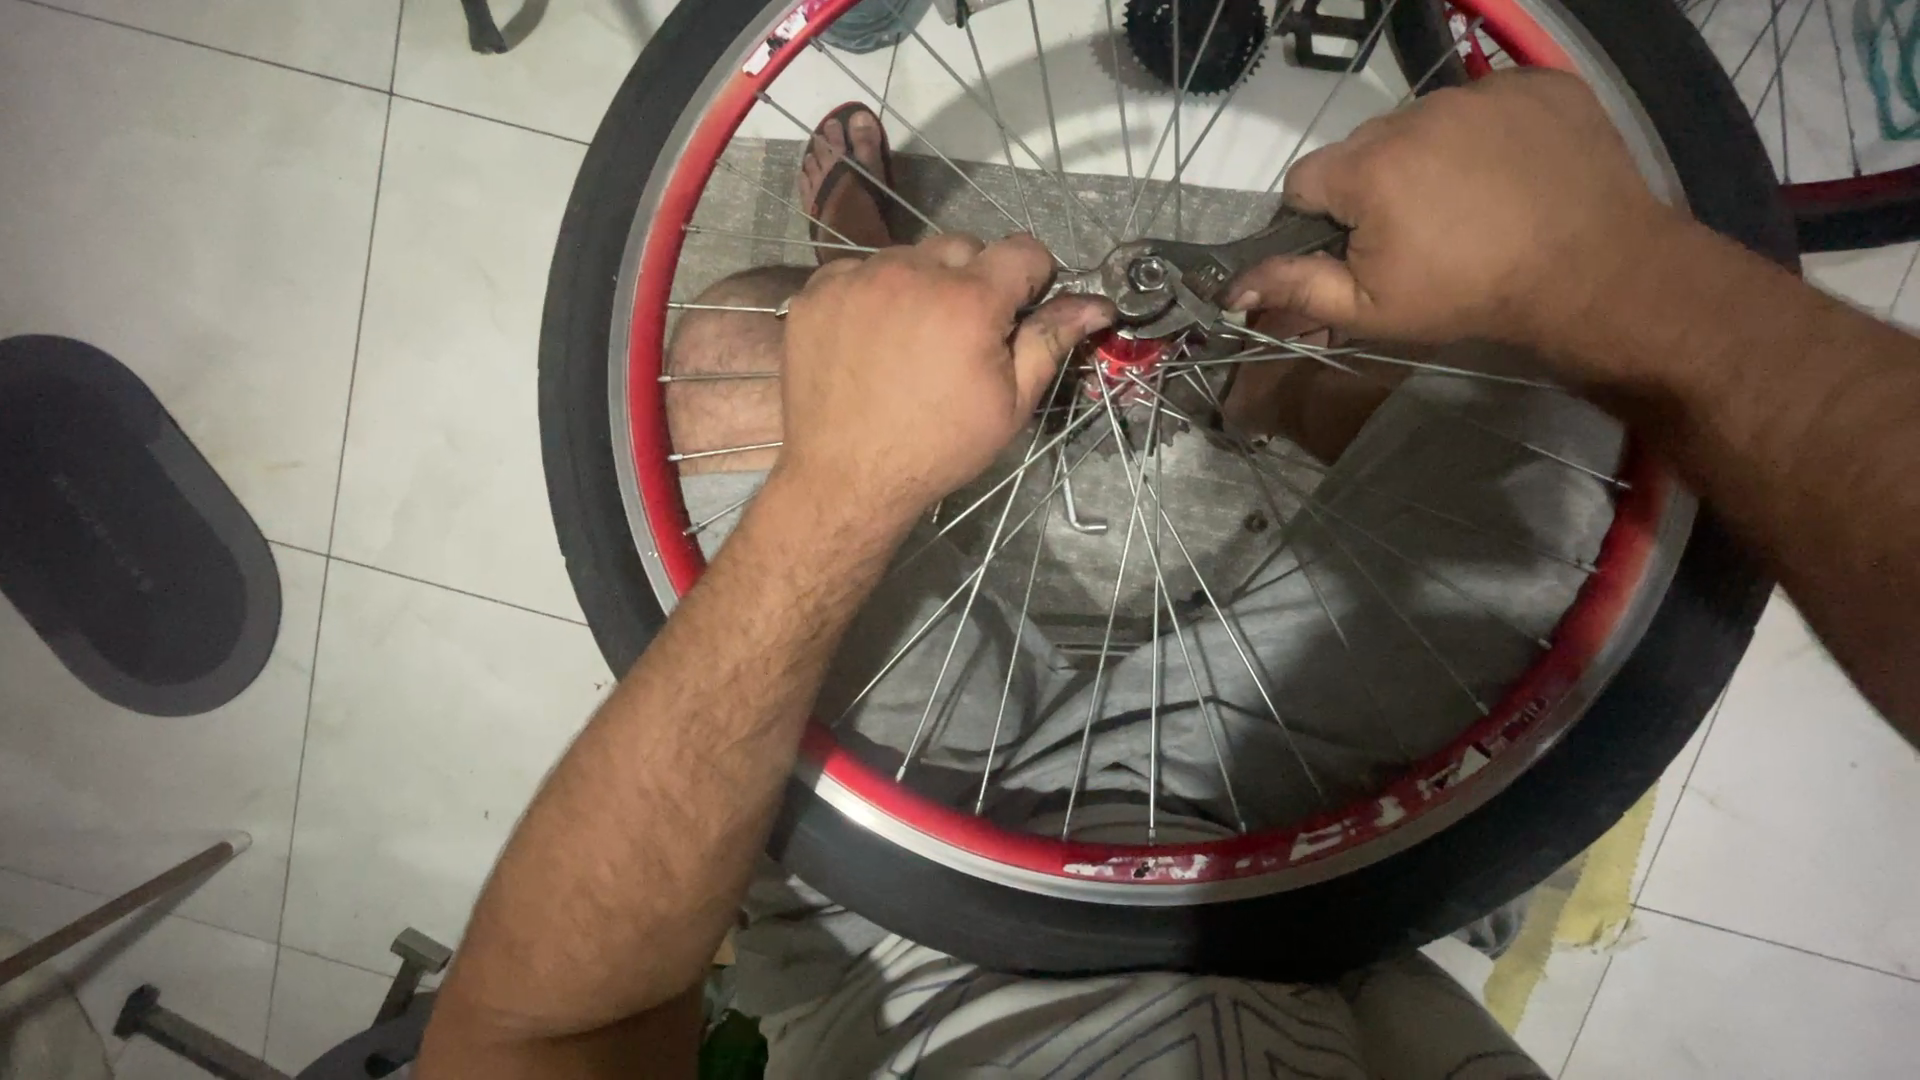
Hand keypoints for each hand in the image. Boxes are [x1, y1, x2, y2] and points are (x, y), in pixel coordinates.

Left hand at [775, 233, 1112, 529]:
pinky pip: (859, 272)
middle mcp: (911, 272)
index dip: (1032, 279)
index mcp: (969, 300)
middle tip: (961, 337)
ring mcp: (858, 278)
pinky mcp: (817, 292)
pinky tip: (871, 342)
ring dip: (921, 285)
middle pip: (963, 248)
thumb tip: (1098, 304)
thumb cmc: (938, 449)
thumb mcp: (1008, 405)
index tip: (1020, 312)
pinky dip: (872, 295)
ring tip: (911, 341)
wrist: (847, 478)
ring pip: (908, 257)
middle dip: (973, 282)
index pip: (1023, 250)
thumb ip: (1050, 342)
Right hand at [1229, 70, 1683, 357]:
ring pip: (1414, 124)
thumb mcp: (1367, 308)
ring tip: (1455, 203)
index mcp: (1368, 169)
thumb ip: (1294, 289)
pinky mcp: (1533, 83)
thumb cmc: (1463, 295)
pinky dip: (1473, 136)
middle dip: (1363, 188)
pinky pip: (1475, 104)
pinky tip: (1496, 175)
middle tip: (1405, 232)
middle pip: (1357, 150)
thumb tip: (1230, 289)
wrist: (1590, 269)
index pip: (1302, 181)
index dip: (1315, 219)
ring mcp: (1479, 92)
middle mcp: (1416, 114)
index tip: (1349, 248)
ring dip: (1417, 159)